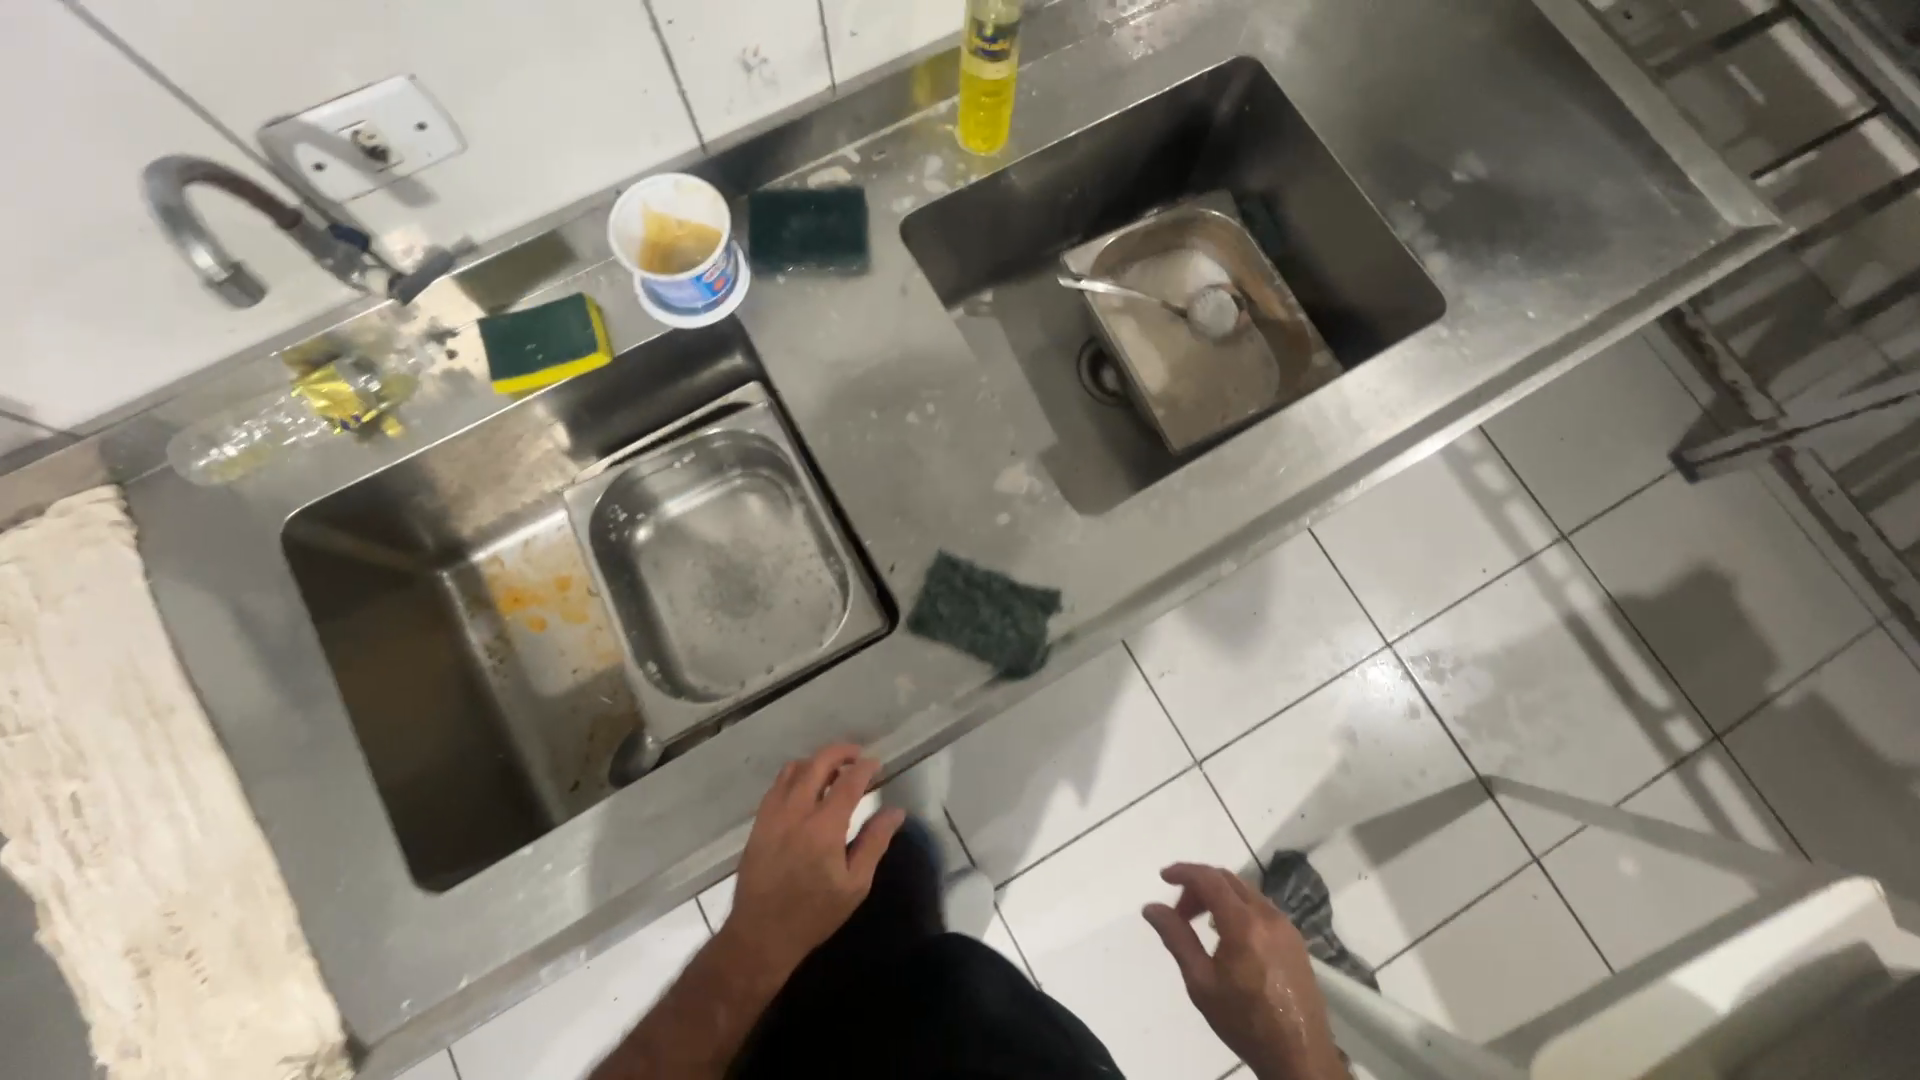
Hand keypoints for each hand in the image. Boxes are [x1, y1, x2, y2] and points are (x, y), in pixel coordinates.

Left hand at [718, 743, 905, 977]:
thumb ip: (875, 842)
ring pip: (793, 769)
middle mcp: (796, 812)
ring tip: (833, 770)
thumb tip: (896, 811)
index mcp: (823, 828)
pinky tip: (806, 788)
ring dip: (816, 762)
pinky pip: (777, 785)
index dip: (865, 768)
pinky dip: (795, 776)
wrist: (761, 935)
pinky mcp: (758, 823)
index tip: (877, 764)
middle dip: (840, 752)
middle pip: (817, 764)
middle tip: (857, 756)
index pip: (848, 782)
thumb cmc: (814, 914)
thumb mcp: (855, 885)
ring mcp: (772, 815)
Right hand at [1144, 863, 1346, 1079]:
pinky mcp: (1295, 941)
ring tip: (1201, 925)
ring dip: (1218, 897)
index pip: (1209, 879)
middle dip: (1198, 886)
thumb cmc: (1244, 1021)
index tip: (1163, 878)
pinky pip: (1261, 909)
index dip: (1183, 872)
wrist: (1299, 1057)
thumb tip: (1152, 907)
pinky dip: (1238, 908)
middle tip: (1179, 912)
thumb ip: (1176, 938)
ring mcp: (1286, 927)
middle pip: (1227, 880)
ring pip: (1245, 893)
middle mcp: (1268, 916)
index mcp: (1244, 924)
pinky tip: (1228, 937)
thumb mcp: (1201, 983)